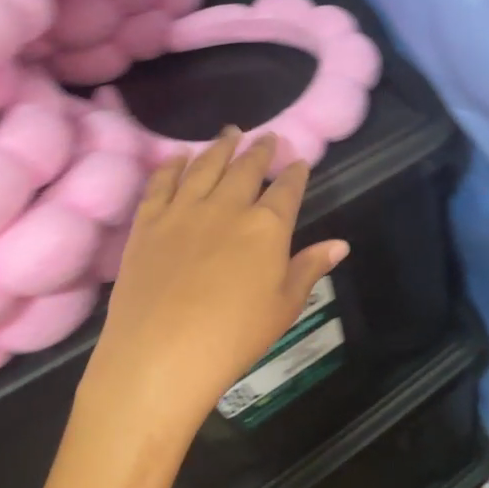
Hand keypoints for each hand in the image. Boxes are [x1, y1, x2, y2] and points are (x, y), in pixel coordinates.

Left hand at [76, 128, 347, 439]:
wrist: (161, 355)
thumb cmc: (235, 336)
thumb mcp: (285, 305)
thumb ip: (309, 268)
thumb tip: (340, 244)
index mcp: (268, 227)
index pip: (287, 189)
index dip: (295, 172)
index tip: (300, 160)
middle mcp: (228, 207)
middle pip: (246, 168)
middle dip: (261, 150)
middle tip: (267, 137)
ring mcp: (184, 211)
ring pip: (205, 166)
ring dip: (220, 146)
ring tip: (230, 133)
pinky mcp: (148, 223)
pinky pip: (162, 183)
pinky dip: (173, 165)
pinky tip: (179, 157)